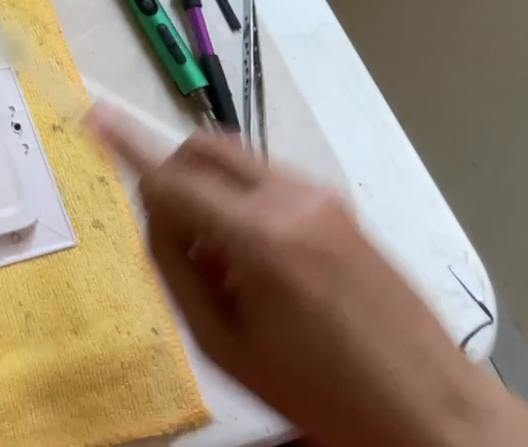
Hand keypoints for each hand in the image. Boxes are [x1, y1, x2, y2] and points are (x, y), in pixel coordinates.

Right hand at [90, 111, 527, 446]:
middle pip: (200, 147)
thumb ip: (175, 265)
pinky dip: (239, 199)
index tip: (94, 118)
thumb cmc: (320, 390)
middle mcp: (289, 199)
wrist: (433, 410)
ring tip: (226, 259)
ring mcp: (319, 195)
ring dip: (206, 189)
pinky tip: (261, 259)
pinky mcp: (336, 202)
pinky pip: (262, 177)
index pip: (171, 178)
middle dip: (170, 173)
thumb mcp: (224, 343)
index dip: (125, 148)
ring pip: (231, 158)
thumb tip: (155, 211)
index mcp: (258, 239)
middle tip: (173, 231)